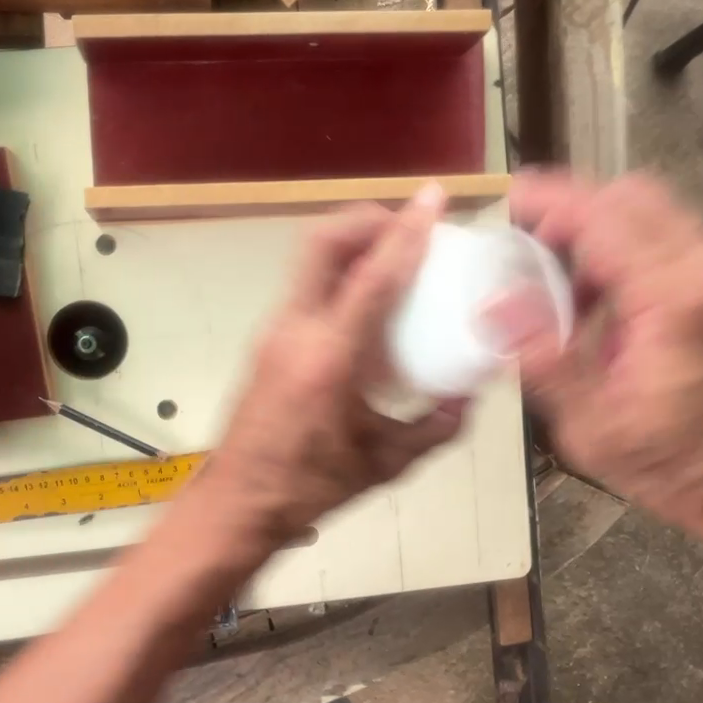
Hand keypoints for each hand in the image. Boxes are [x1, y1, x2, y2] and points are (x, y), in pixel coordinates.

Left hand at [203, 186, 467, 543]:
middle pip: (322, 242)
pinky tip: (368, 301)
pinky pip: (306, 286)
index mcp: (327, 360)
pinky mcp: (266, 340)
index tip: (433, 199)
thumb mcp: (383, 465)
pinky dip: (339, 273)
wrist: (235, 503)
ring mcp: (274, 332)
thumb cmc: (306, 488)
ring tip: (394, 254)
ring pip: (309, 260)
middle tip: (410, 227)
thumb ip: (433, 429)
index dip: (407, 233)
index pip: (372, 279)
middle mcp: (295, 331)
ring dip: (352, 243)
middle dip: (367, 219)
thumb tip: (467, 398)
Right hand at [500, 171, 702, 569]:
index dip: (548, 198)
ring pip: (660, 218)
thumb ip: (544, 359)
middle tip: (530, 246)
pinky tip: (615, 310)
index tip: (509, 196)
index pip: (602, 215)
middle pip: (633, 198)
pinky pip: (682, 246)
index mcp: (676, 297)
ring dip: (605, 235)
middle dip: (575, 210)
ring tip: (568, 289)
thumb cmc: (688, 470)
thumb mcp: (597, 428)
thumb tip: (493, 303)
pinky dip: (637, 256)